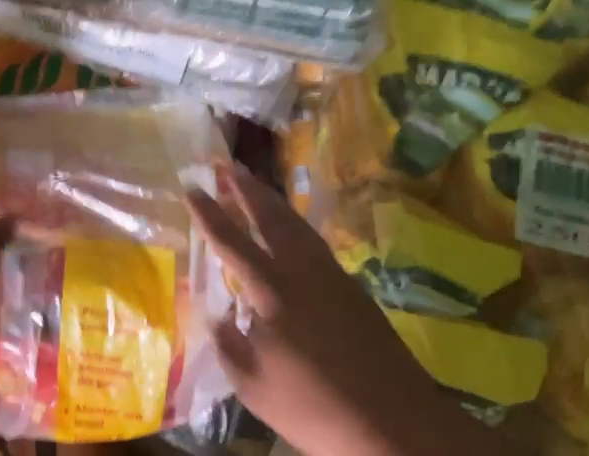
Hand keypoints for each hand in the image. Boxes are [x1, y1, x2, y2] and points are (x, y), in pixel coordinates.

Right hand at [188, 166, 500, 455]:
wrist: (397, 424)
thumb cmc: (316, 409)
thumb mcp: (254, 387)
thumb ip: (228, 346)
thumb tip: (216, 316)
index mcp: (272, 291)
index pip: (232, 242)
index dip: (209, 213)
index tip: (191, 187)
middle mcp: (301, 271)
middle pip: (270, 218)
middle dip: (245, 189)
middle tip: (225, 163)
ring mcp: (332, 276)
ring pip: (296, 225)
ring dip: (271, 200)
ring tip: (253, 182)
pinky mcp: (353, 289)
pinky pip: (313, 241)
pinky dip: (293, 223)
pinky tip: (290, 228)